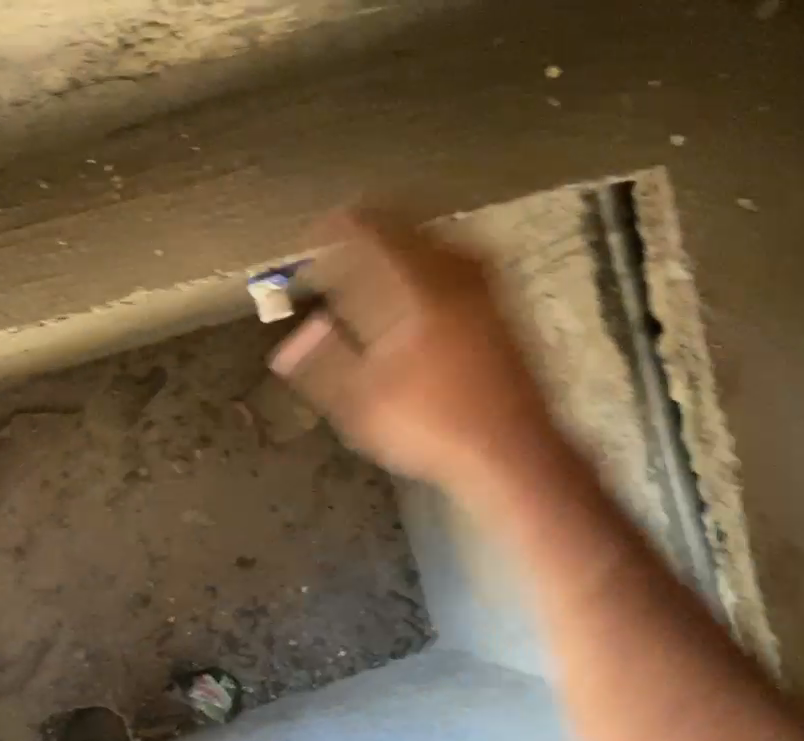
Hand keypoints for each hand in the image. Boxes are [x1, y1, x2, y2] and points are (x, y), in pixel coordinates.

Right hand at [270, 206, 561, 488]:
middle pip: (406, 227)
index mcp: (413, 289)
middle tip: (340, 243)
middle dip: (369, 231)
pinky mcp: (502, 307)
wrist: (511, 451)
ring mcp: (484, 289)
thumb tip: (291, 340)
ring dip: (401, 245)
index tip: (312, 236)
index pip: (369, 233)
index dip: (335, 229)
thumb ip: (323, 364)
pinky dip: (428, 263)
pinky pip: (457, 261)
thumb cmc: (430, 427)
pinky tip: (418, 288)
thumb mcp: (360, 404)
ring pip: (435, 241)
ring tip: (375, 261)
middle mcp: (453, 275)